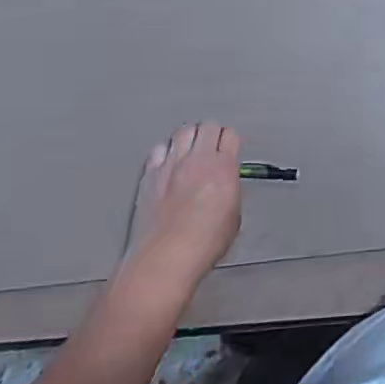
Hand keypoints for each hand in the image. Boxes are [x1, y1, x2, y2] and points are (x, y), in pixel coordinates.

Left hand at [125, 122, 242, 284]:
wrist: (166, 257)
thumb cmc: (203, 245)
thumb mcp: (233, 219)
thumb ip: (231, 192)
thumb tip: (225, 186)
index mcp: (223, 168)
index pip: (229, 135)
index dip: (230, 141)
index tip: (228, 148)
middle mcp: (198, 159)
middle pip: (207, 125)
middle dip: (211, 133)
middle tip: (210, 146)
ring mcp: (172, 163)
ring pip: (183, 130)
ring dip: (190, 136)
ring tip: (190, 147)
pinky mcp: (151, 172)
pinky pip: (159, 148)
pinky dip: (166, 150)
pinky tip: (168, 161)